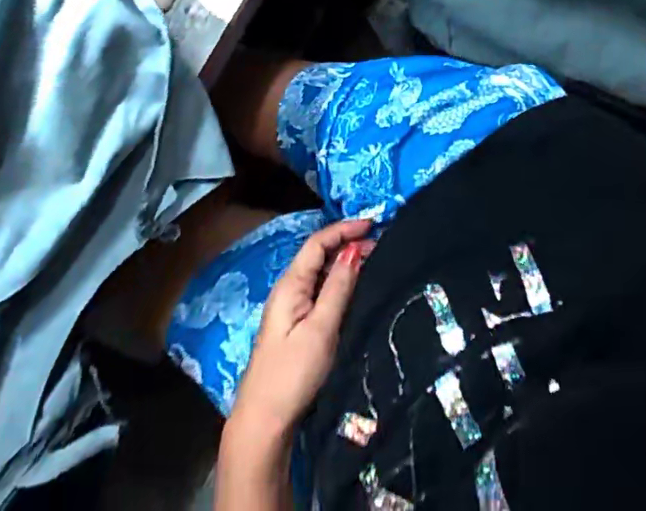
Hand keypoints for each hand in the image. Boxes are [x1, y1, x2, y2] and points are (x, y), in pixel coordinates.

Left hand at [229, 218, 374, 441]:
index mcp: (290, 285)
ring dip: (346, 262)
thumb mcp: (321, 328)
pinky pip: (322, 290)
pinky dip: (341, 281)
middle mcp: (289, 290)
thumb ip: (338, 287)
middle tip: (381, 244)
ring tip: (375, 260)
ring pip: (322, 272)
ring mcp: (292, 308)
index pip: (318, 243)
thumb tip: (354, 249)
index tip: (373, 223)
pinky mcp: (298, 325)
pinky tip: (357, 287)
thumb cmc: (292, 373)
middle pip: (319, 255)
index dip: (344, 229)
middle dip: (348, 243)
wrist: (264, 421)